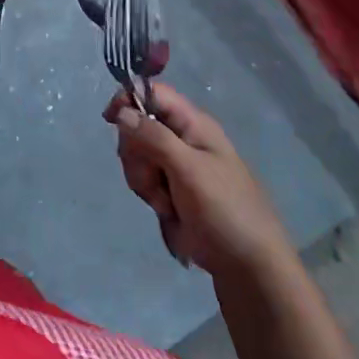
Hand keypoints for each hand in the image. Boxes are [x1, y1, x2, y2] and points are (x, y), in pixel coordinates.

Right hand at [104, 83, 292, 277]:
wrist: (247, 265)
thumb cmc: (225, 210)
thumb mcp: (189, 170)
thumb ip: (154, 137)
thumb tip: (121, 112)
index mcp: (194, 124)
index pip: (153, 93)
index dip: (129, 100)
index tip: (111, 120)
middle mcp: (182, 138)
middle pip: (137, 125)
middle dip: (136, 152)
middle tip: (153, 175)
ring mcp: (174, 163)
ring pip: (135, 154)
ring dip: (142, 177)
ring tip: (165, 200)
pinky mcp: (169, 186)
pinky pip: (142, 177)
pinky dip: (148, 192)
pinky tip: (166, 209)